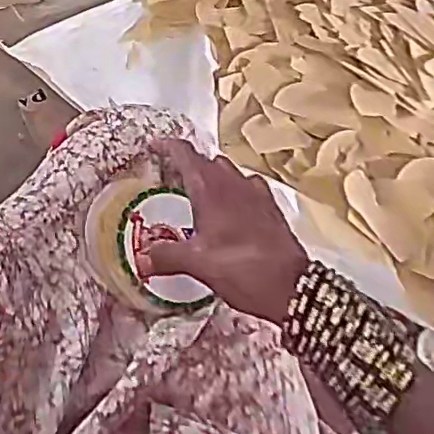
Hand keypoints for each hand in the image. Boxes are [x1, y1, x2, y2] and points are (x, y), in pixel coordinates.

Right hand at [137, 138, 309, 325]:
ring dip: (211, 174)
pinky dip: (234, 188)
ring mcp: (254, 191)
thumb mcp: (197, 264)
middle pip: (205, 160)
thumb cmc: (241, 269)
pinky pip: (247, 184)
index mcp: (209, 188)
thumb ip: (166, 256)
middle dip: (187, 163)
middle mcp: (232, 182)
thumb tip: (142, 257)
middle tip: (170, 177)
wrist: (292, 287)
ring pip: (227, 170)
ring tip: (198, 192)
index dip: (167, 146)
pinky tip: (232, 206)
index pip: (185, 153)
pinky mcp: (270, 205)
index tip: (154, 147)